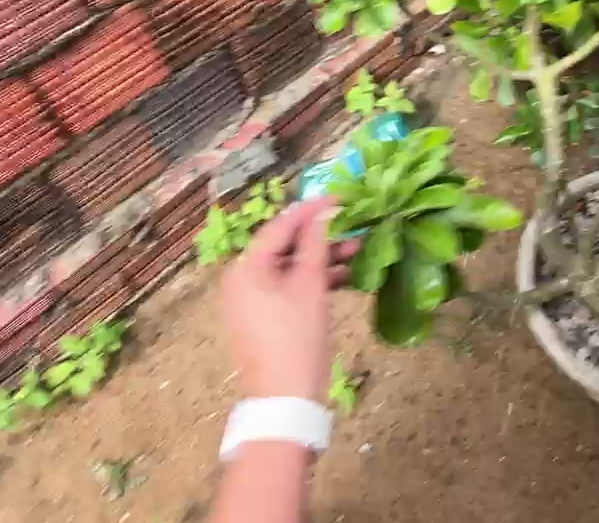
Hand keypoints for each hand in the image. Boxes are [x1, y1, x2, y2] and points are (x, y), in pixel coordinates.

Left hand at [220, 198, 357, 399]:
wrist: (285, 402)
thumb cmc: (296, 337)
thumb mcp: (311, 284)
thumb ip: (316, 241)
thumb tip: (325, 209)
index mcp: (246, 268)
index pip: (280, 225)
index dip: (311, 209)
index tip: (340, 197)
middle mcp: (242, 280)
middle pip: (285, 245)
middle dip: (320, 236)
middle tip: (353, 226)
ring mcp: (251, 301)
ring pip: (290, 266)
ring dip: (321, 258)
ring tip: (356, 251)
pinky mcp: (263, 318)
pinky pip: (288, 287)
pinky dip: (312, 280)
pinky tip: (343, 276)